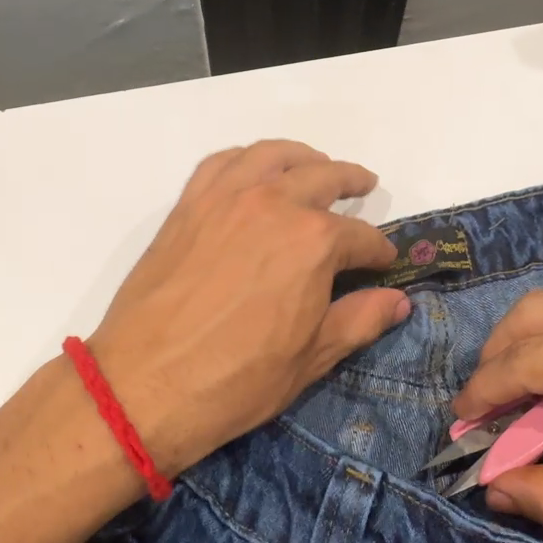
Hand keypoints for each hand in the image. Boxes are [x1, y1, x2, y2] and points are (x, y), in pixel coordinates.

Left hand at [90, 140, 408, 477]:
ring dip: (303, 157)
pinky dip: (247, 158)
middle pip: (325, 178)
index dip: (378, 252)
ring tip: (315, 165)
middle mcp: (275, 203)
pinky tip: (254, 170)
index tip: (384, 263)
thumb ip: (360, 319)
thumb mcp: (311, 358)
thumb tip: (399, 301)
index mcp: (314, 241)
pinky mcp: (190, 203)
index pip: (361, 237)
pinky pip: (223, 161)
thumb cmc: (236, 380)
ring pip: (275, 155)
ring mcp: (228, 197)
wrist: (142, 387)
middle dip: (352, 182)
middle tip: (363, 187)